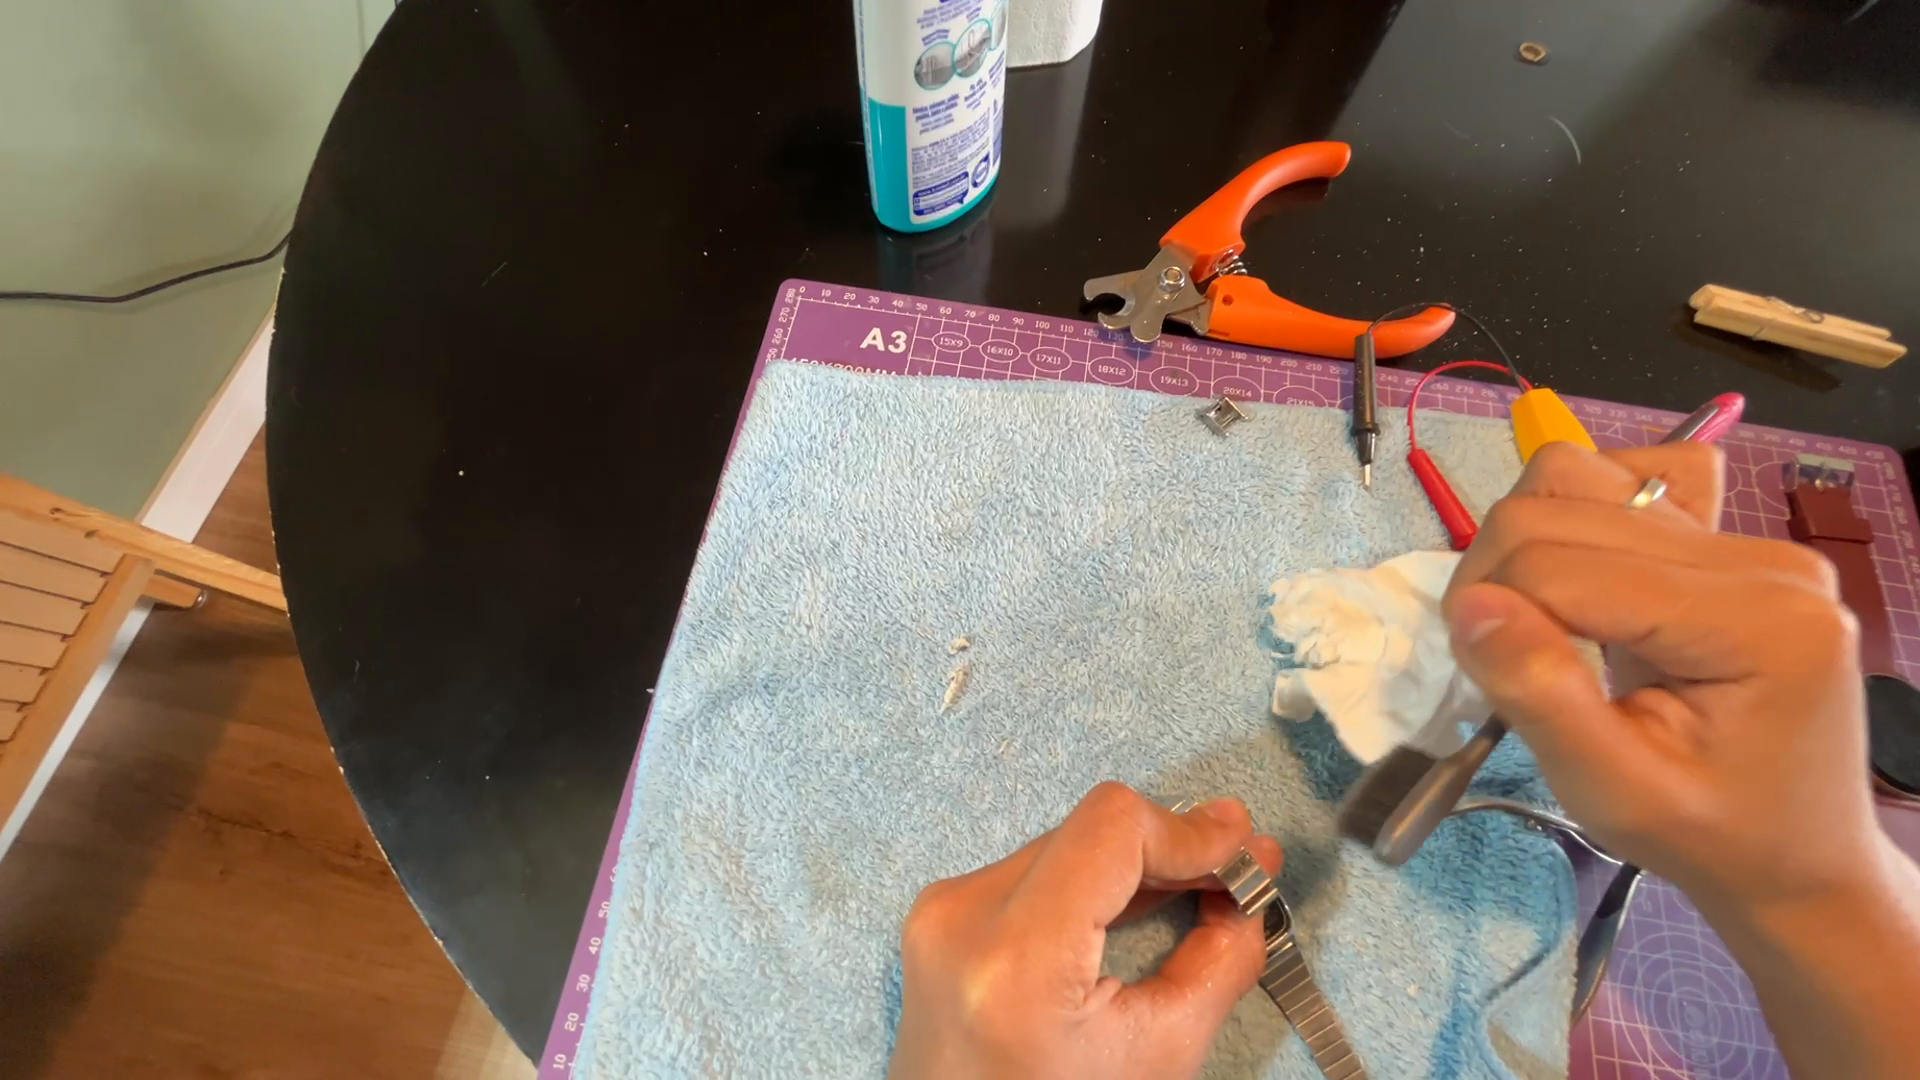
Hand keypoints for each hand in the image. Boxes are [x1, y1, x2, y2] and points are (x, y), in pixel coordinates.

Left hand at [888, 783, 1282, 1079]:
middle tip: (1242, 868)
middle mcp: (966, 909)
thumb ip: (1217, 960)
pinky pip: (1035, 867)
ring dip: (1136, 861)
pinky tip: (1138, 898)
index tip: (1246, 846)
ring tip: (1201, 883)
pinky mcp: (942, 906)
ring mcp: (945, 903)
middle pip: (1089, 831)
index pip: (1109, 829)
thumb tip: (1254, 870)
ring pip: (1065, 842)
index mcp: (1017, 956)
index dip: (1186, 829)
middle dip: (1172, 847)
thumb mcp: (1157, 1059)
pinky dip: (1094, 877)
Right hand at [1443, 442, 1884, 915]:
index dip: (1487, 615)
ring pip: (1569, 477)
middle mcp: (1760, 557)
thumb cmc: (1702, 830)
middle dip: (1493, 577)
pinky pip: (1614, 478)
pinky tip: (1578, 574)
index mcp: (1753, 620)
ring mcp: (1744, 539)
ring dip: (1519, 543)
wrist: (1786, 851)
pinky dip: (1567, 515)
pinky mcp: (1719, 537)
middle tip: (1503, 649)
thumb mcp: (1609, 788)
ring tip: (1537, 612)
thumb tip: (1468, 604)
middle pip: (1549, 512)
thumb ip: (1538, 692)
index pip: (1553, 567)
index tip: (1484, 674)